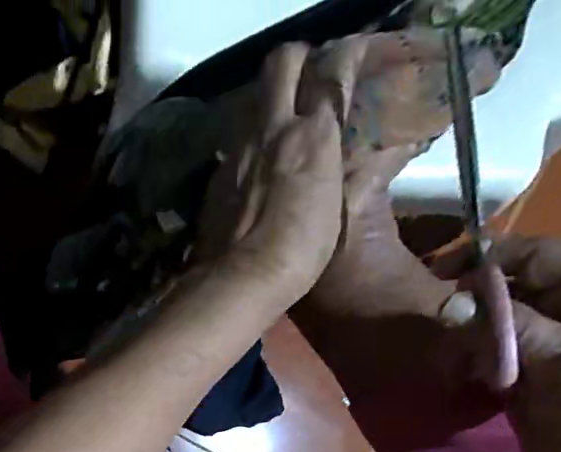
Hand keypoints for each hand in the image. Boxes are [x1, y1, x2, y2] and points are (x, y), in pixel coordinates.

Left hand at [198, 41, 361, 302]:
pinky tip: (252, 170)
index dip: (340, 65)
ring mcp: (239, 150)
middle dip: (296, 63)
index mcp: (314, 135)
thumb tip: (325, 153)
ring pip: (252, 101)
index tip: (343, 72)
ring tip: (277, 129)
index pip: (331, 74)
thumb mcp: (335, 206)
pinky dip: (247, 147)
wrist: (243, 278)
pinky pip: (234, 144)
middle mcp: (273, 129)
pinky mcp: (216, 175)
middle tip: (304, 81)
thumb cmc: (301, 252)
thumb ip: (326, 165)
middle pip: (282, 63)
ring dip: (266, 106)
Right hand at [446, 236, 560, 451]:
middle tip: (438, 317)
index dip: (491, 258)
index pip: (538, 255)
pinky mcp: (532, 385)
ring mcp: (552, 350)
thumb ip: (511, 328)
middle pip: (516, 290)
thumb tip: (448, 303)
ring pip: (501, 328)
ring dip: (472, 336)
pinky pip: (495, 362)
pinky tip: (456, 370)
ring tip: (446, 351)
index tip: (440, 269)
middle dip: (477, 301)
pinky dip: (475, 363)